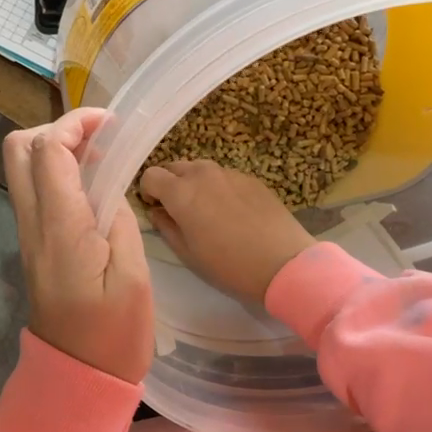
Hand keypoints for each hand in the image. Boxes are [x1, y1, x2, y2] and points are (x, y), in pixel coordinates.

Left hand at [5, 109, 153, 383]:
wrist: (77, 379)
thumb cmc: (114, 336)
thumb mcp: (134, 280)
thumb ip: (119, 224)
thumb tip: (107, 188)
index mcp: (59, 228)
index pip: (46, 152)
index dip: (74, 124)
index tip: (111, 123)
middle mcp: (33, 224)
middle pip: (18, 151)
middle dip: (56, 129)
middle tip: (100, 137)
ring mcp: (29, 235)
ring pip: (23, 170)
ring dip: (56, 150)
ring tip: (103, 157)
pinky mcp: (35, 245)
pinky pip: (36, 192)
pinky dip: (58, 174)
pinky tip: (94, 186)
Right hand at [139, 160, 314, 304]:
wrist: (283, 263)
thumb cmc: (228, 264)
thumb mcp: (187, 253)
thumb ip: (165, 226)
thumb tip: (157, 211)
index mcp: (181, 192)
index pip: (150, 176)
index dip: (148, 191)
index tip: (155, 209)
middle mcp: (202, 174)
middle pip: (174, 167)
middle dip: (169, 184)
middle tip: (177, 210)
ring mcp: (229, 173)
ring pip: (200, 169)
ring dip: (193, 183)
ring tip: (205, 209)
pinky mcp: (251, 178)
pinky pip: (224, 176)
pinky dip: (218, 187)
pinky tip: (231, 212)